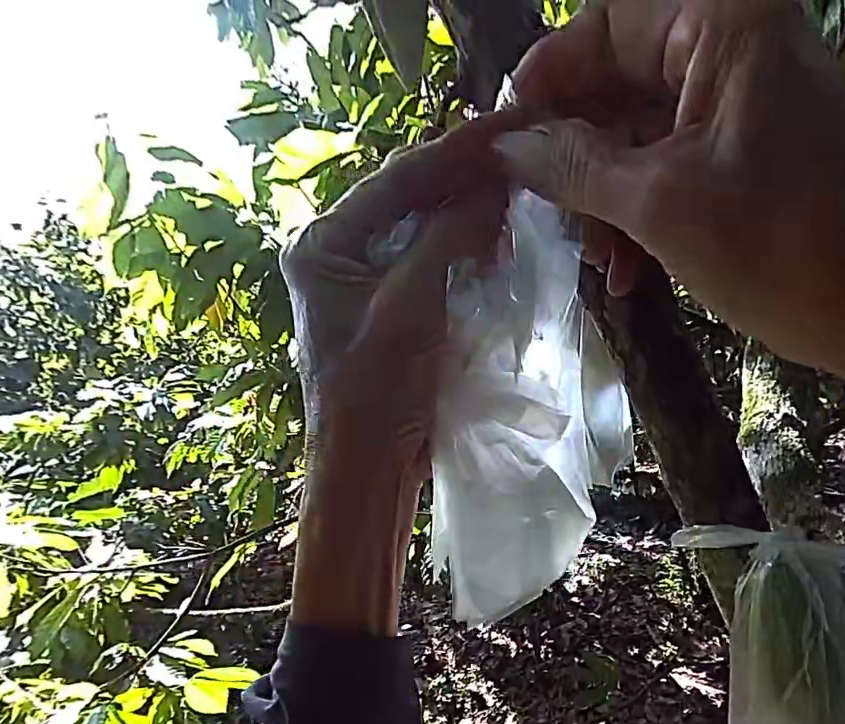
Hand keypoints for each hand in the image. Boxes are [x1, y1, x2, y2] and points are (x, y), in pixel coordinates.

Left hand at [283, 116, 512, 633]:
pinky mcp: (394, 315)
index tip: (510, 129)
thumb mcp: (410, 311)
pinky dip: (469, 257)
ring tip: (517, 202)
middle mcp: (340, 256)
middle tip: (522, 162)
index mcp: (323, 246)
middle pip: (412, 203)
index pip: (398, 182)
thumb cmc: (375, 397)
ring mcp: (367, 286)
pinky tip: (499, 248)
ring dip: (472, 219)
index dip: (456, 154)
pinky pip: (436, 270)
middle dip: (466, 185)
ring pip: (427, 234)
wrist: (368, 472)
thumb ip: (450, 241)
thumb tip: (496, 184)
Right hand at [496, 0, 844, 398]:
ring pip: (646, 138)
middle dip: (579, 158)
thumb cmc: (771, 247)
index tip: (505, 141)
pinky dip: (645, 217)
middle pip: (624, 87)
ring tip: (596, 264)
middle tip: (543, 213)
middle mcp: (736, 48)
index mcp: (722, 25)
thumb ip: (578, 165)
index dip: (547, 81)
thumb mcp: (660, 204)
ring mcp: (746, 108)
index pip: (607, 26)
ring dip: (609, 203)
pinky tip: (628, 273)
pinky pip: (677, 171)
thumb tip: (509, 146)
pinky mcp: (752, 159)